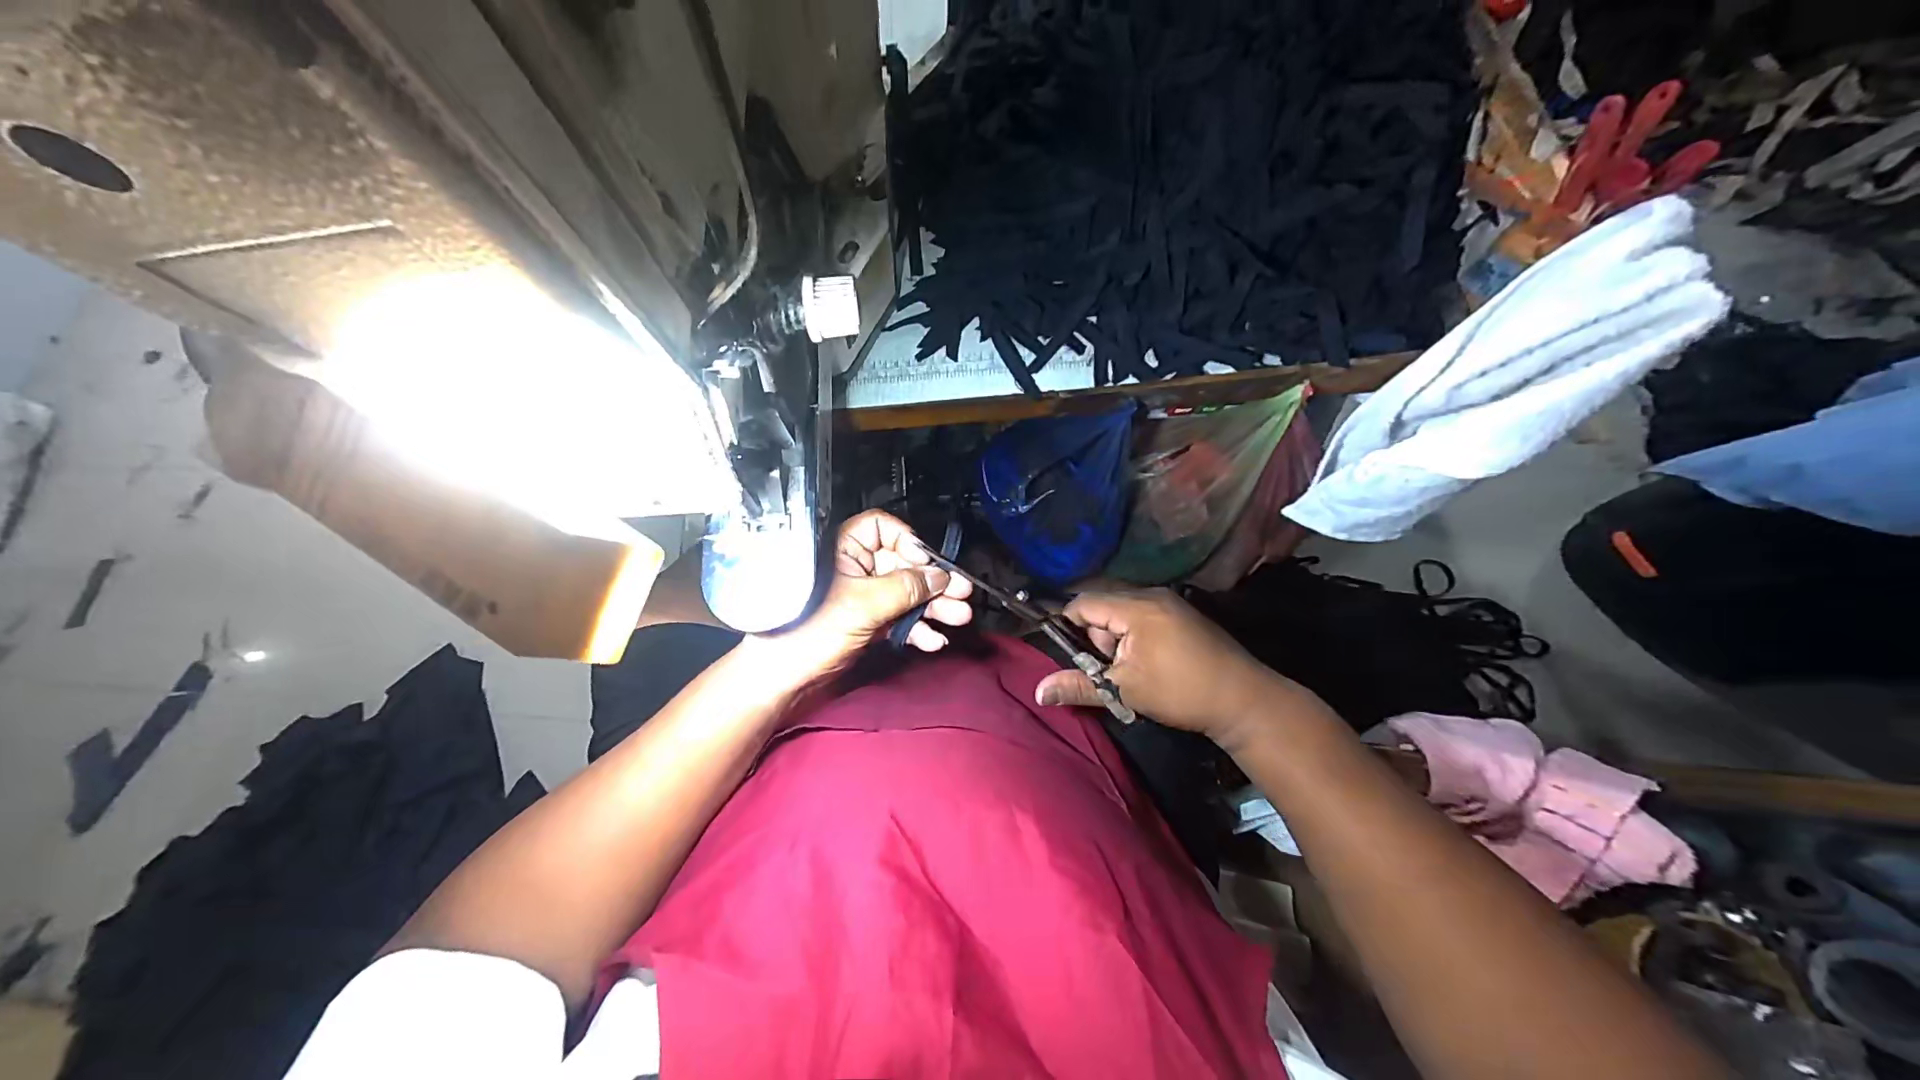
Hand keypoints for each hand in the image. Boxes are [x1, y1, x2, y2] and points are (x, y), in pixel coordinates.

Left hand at [751, 510, 973, 683]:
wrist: (784, 677)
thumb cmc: (804, 633)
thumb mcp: (864, 604)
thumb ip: (905, 587)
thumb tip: (937, 576)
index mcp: (841, 548)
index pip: (883, 528)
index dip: (908, 543)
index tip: (927, 563)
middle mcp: (852, 567)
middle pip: (903, 563)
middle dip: (933, 582)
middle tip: (959, 592)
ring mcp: (861, 595)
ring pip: (906, 593)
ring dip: (933, 606)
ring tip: (956, 617)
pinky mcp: (866, 621)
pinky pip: (899, 617)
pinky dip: (917, 627)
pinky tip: (932, 638)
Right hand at [1033, 587, 1321, 744]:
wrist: (1245, 700)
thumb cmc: (1181, 691)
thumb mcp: (1125, 690)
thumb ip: (1079, 685)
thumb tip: (1039, 691)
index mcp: (1136, 607)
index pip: (1083, 603)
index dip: (1068, 627)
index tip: (1072, 656)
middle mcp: (1152, 595)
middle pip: (1103, 606)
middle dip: (1097, 637)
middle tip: (1110, 668)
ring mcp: (1170, 603)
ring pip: (1123, 613)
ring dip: (1117, 640)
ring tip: (1131, 671)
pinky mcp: (1183, 614)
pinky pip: (1143, 616)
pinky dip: (1135, 637)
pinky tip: (1149, 664)